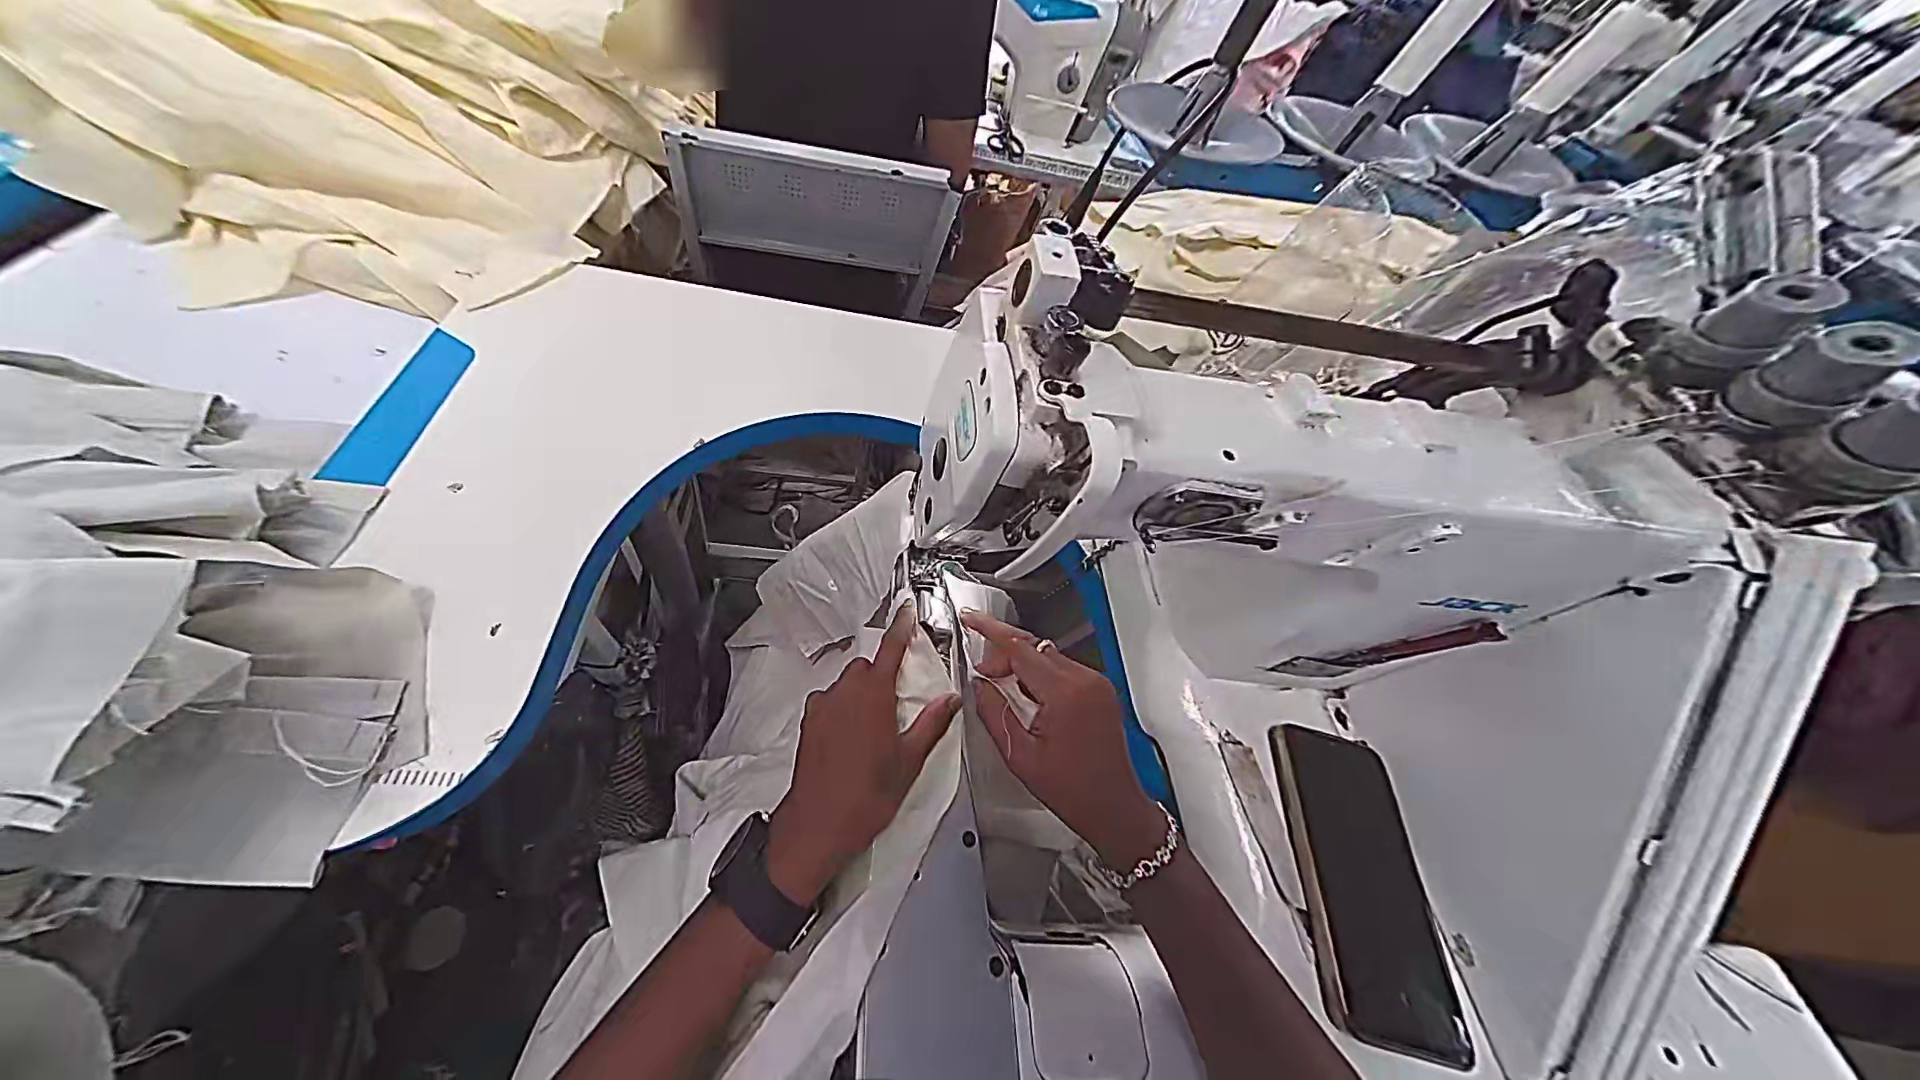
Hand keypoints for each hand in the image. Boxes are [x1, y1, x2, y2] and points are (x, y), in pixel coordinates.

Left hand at [768, 599, 961, 905]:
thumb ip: (931, 723)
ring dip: (863, 694)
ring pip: (848, 685)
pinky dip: (845, 709)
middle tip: (899, 701)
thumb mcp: (909, 760)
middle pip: (868, 667)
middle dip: (884, 675)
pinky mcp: (809, 724)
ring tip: (876, 729)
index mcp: (872, 696)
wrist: (818, 826)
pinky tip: (854, 739)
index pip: (891, 648)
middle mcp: (843, 694)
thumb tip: (948, 701)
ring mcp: (822, 708)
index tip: (906, 611)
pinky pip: (831, 702)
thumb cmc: (863, 797)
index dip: (901, 626)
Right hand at [961, 610, 1167, 871]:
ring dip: (1022, 666)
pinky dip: (1041, 676)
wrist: (1114, 807)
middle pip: (1034, 648)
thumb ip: (994, 711)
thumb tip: (980, 685)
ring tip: (1004, 691)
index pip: (1020, 648)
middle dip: (1004, 654)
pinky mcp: (1100, 691)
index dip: (991, 630)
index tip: (973, 619)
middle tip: (983, 674)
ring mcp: (1097, 684)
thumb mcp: (1019, 754)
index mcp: (1065, 693)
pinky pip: (1063, 669)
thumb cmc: (1074, 790)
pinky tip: (1029, 699)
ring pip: (1048, 657)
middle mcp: (1086, 681)